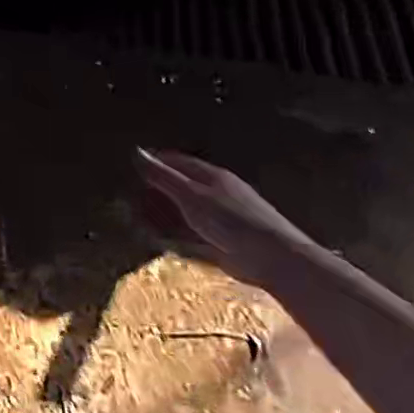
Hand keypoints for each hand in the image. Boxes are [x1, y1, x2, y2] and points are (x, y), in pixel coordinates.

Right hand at [134, 148, 326, 288]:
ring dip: (169, 211)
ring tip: (146, 216)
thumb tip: (137, 152)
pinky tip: (168, 238)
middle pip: (184, 184)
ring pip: (190, 208)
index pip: (179, 161)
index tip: (135, 163)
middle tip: (136, 191)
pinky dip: (180, 231)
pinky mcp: (230, 240)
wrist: (278, 261)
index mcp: (213, 176)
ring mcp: (227, 217)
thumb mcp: (190, 195)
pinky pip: (197, 230)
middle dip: (161, 186)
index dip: (157, 161)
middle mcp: (221, 192)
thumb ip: (163, 176)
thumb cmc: (232, 221)